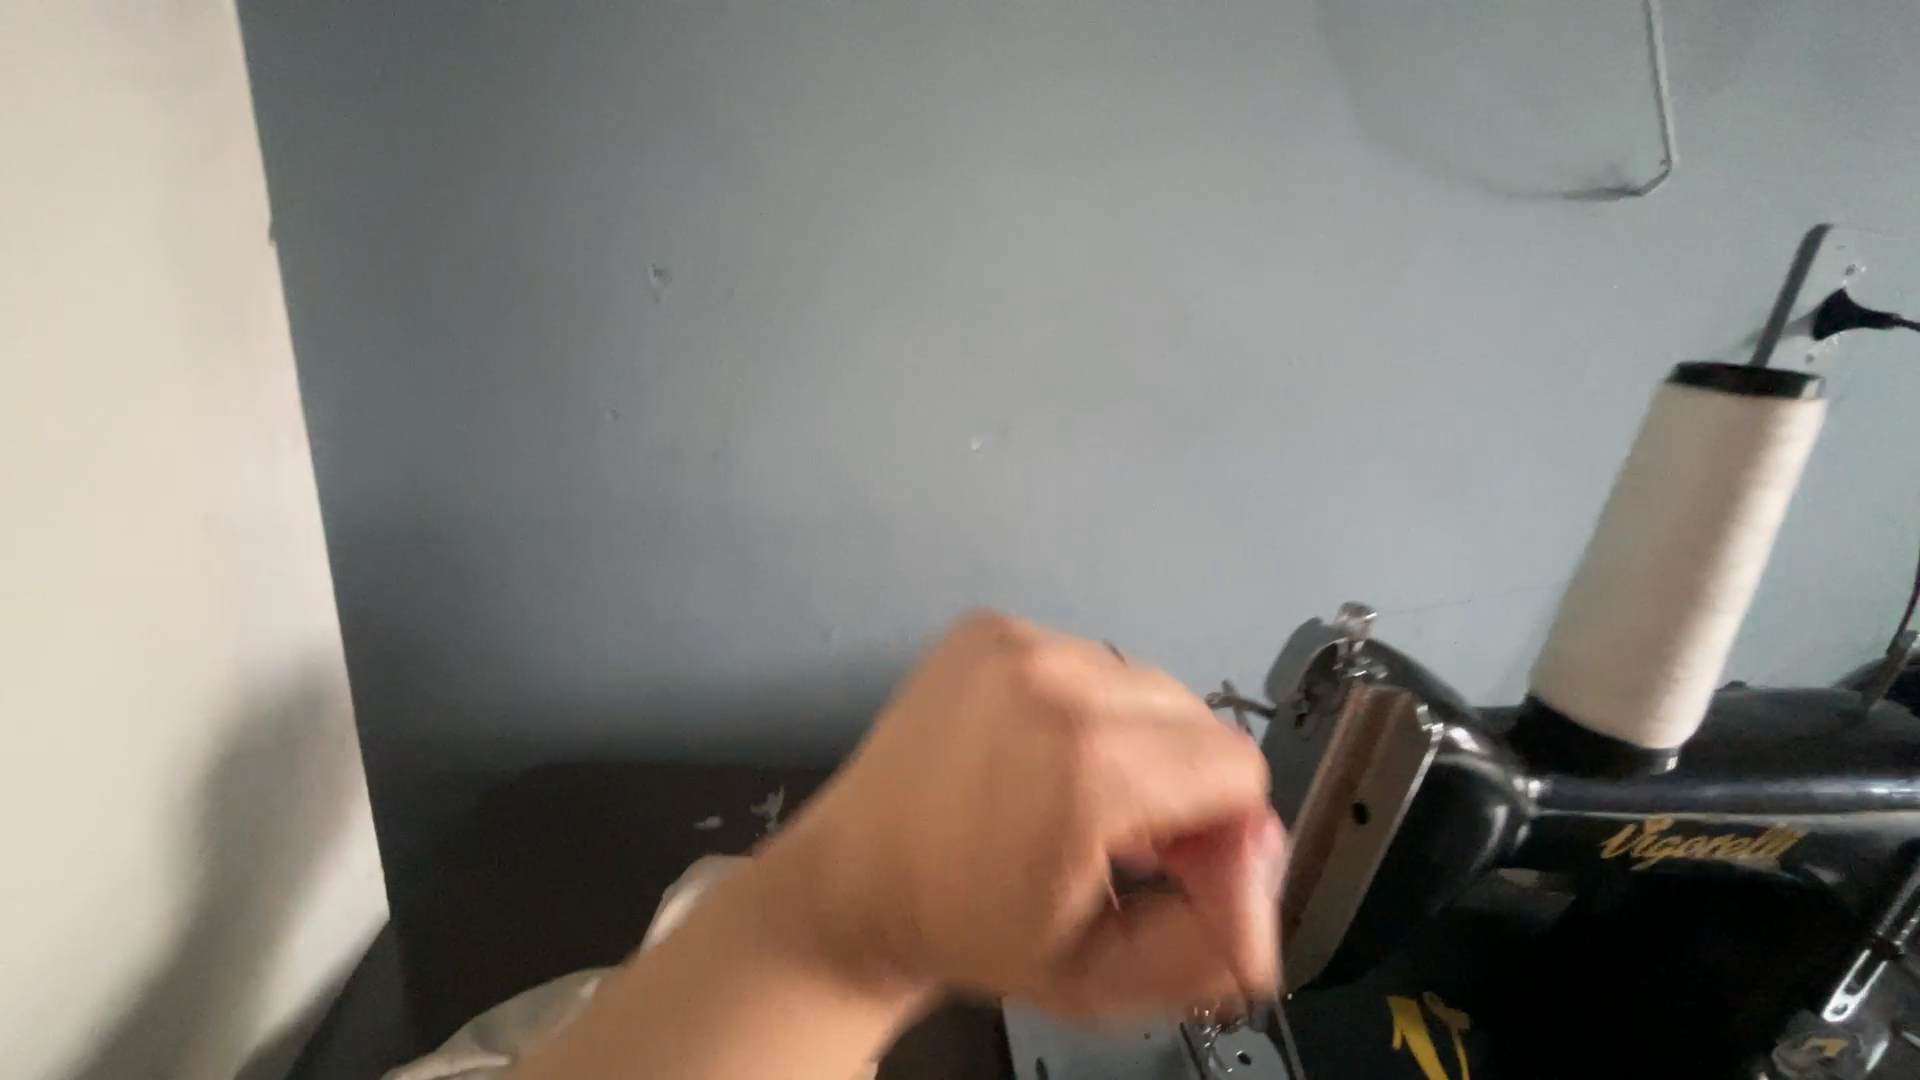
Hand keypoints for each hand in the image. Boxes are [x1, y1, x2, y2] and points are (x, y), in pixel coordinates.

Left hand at [759, 612, 1286, 1017]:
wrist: (857, 878)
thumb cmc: (976, 929)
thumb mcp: (1107, 976)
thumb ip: (1215, 937)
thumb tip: (1263, 863)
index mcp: (1090, 763)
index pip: (1237, 766)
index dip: (1219, 828)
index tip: (1169, 863)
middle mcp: (1056, 676)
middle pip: (1193, 716)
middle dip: (1178, 780)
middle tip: (1119, 833)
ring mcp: (1015, 640)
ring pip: (1140, 683)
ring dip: (1131, 738)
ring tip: (1071, 791)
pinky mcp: (987, 626)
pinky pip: (1085, 658)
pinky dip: (1081, 704)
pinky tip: (1034, 749)